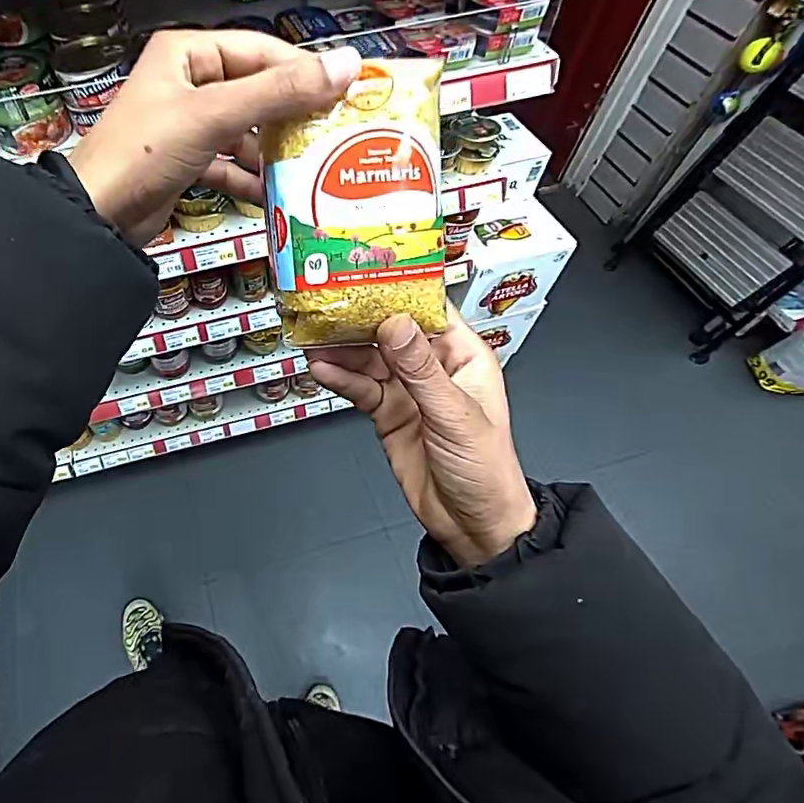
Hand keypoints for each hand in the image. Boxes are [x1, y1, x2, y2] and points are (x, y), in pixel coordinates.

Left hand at [68, 30, 360, 245]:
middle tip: (332, 131)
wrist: (99, 215)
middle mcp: (188, 84)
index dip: (303, 70)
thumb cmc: (141, 154)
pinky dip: (251, 178)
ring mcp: (187, 125)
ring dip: (273, 151)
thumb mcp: (215, 115)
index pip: (261, 51)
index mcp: (187, 54)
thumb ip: (280, 92)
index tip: (343, 91)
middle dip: (291, 115)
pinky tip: (274, 194)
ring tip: (309, 166)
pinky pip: (230, 163)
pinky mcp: (187, 161)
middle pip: (256, 91)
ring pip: (245, 130)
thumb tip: (343, 66)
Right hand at [308, 307, 536, 568]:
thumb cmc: (486, 471)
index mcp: (462, 357)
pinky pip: (360, 387)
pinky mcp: (387, 411)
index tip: (368, 277)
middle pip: (390, 331)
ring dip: (343, 350)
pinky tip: (324, 370)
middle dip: (360, 319)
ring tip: (317, 341)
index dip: (400, 292)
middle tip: (329, 308)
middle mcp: (433, 368)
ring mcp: (407, 390)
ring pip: (369, 358)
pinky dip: (341, 378)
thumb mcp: (455, 416)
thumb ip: (420, 370)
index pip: (429, 310)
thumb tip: (395, 325)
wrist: (472, 526)